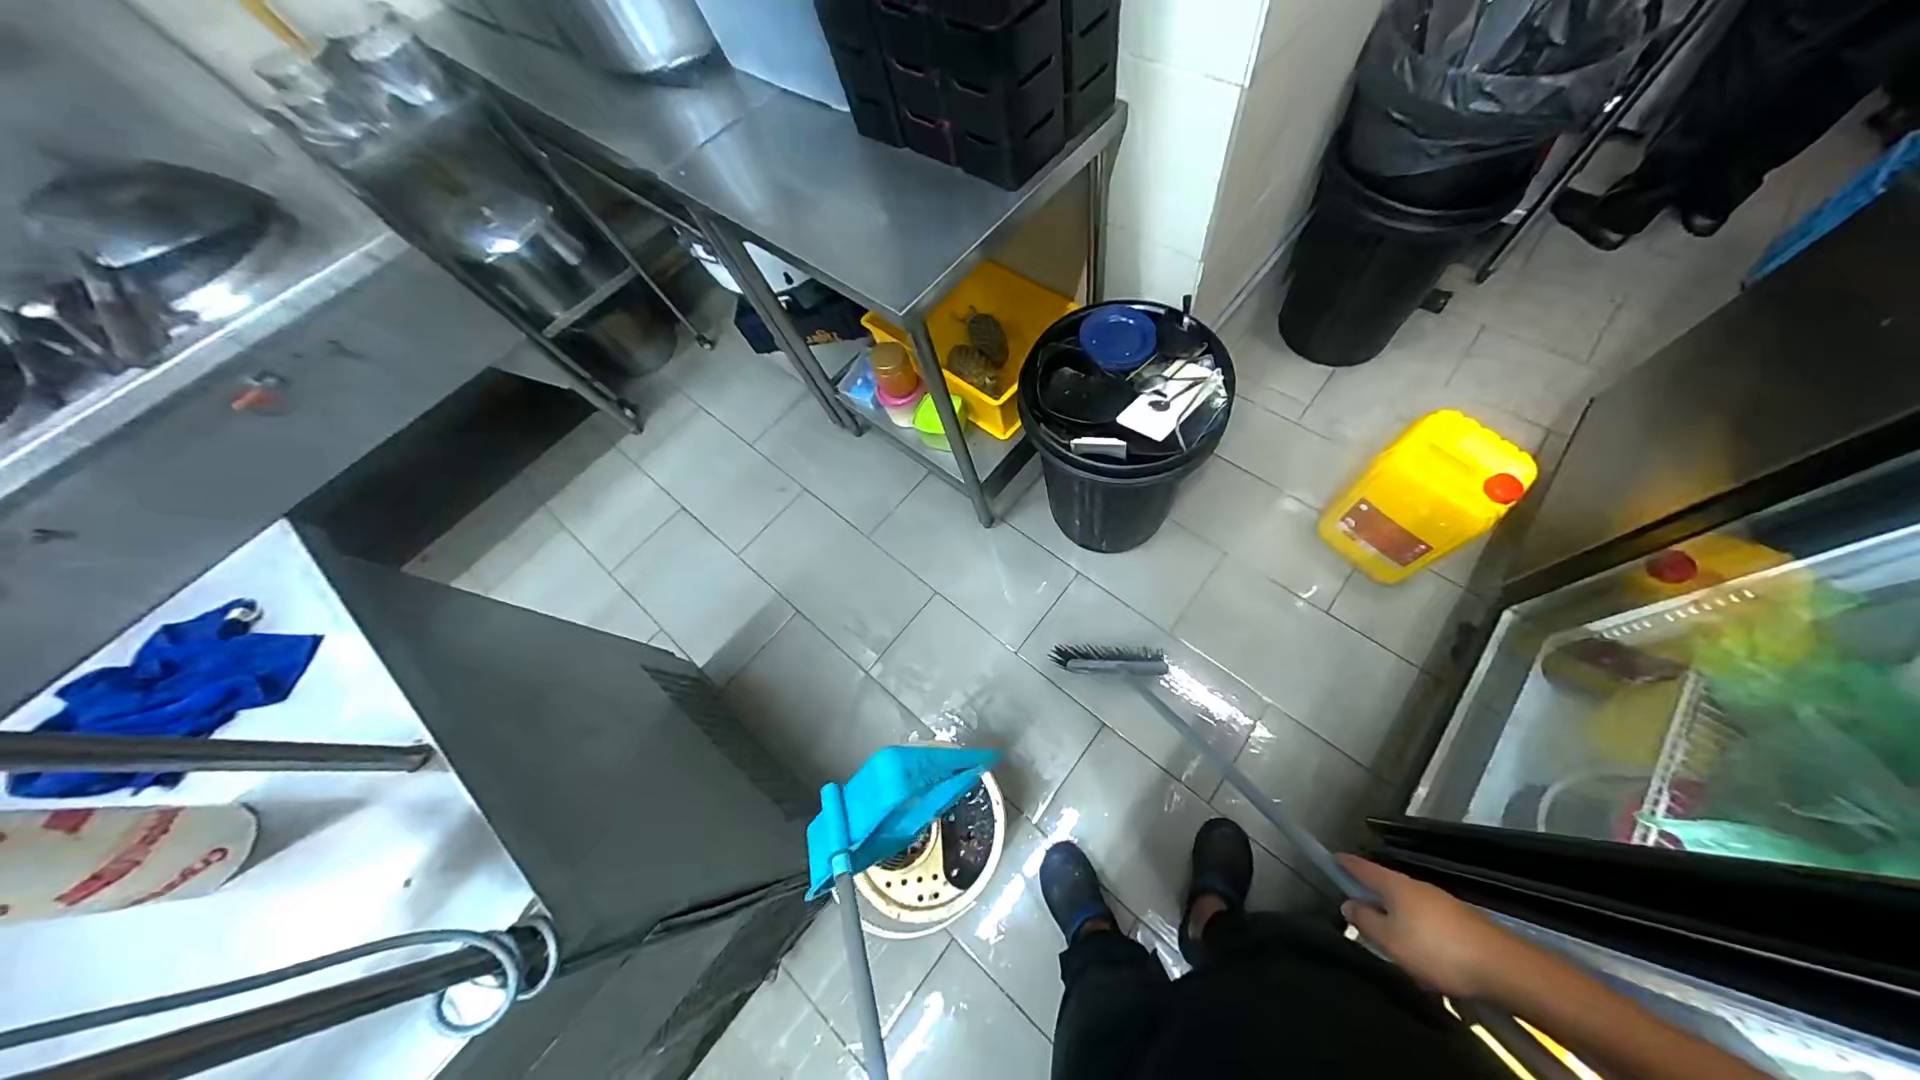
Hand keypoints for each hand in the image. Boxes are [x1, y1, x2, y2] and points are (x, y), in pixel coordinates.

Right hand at [1338, 855, 1529, 999]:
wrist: (1506, 969)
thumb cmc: (1437, 951)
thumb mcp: (1390, 941)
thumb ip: (1365, 920)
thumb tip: (1347, 903)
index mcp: (1395, 886)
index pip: (1363, 867)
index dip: (1345, 862)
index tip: (1331, 858)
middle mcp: (1418, 887)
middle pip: (1386, 885)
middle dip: (1372, 895)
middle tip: (1359, 912)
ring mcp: (1443, 903)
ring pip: (1408, 905)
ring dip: (1396, 917)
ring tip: (1392, 942)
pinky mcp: (1463, 922)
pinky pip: (1428, 920)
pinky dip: (1418, 930)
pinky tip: (1423, 955)